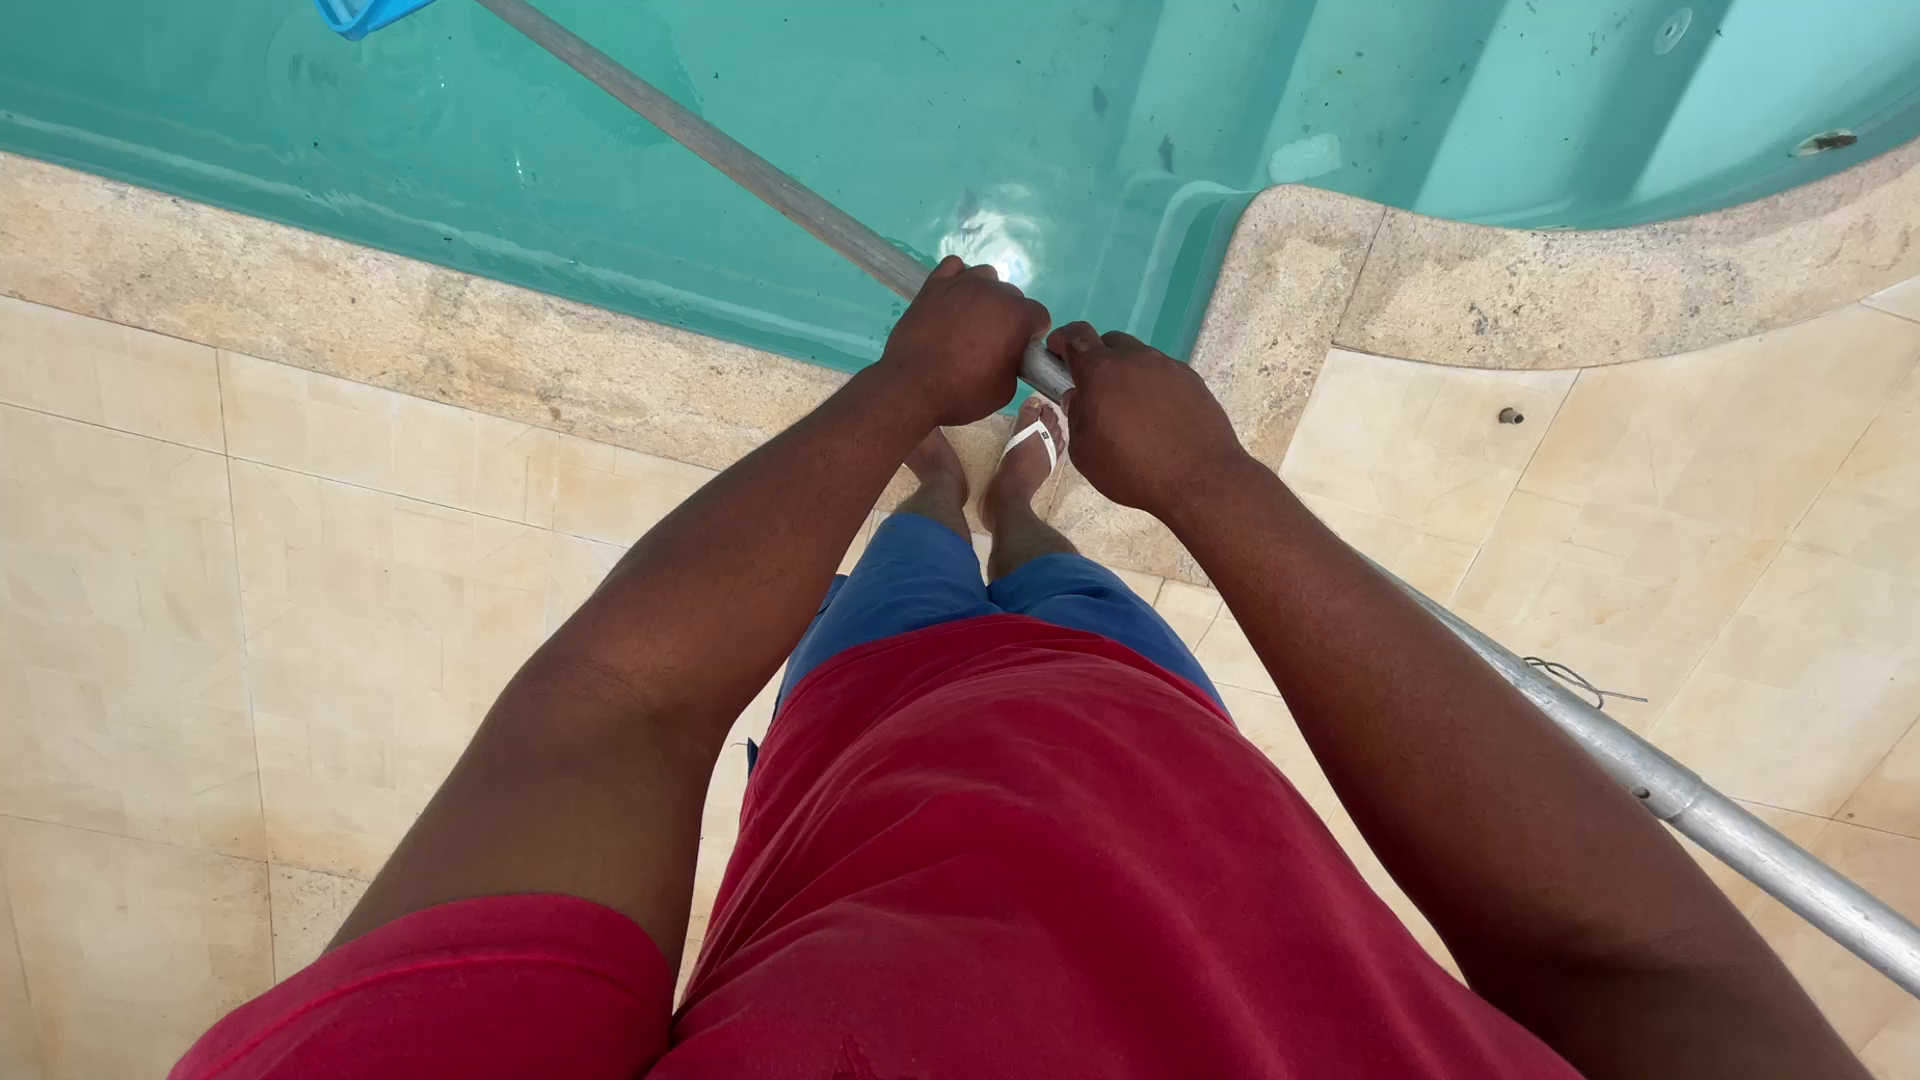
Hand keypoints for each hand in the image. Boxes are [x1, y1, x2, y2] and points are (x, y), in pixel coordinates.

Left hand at [877, 256, 1050, 425]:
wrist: (912, 388)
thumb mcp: (1005, 390)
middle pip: (1012, 296)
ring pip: (985, 277)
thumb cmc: (962, 393)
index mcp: (1017, 316)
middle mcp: (993, 292)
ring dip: (985, 295)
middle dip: (1007, 318)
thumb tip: (1009, 354)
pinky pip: (954, 267)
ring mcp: (961, 284)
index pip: (1039, 316)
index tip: (1017, 351)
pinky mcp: (934, 285)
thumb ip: (1015, 364)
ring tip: (970, 320)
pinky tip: (953, 299)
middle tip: (990, 344)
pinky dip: (958, 279)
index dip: (1031, 336)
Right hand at [1050, 322, 1255, 521]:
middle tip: (1095, 390)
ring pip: (1139, 358)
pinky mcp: (1192, 380)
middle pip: (1110, 342)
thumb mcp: (1084, 452)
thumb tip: (1079, 397)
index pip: (1076, 335)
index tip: (1057, 354)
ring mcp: (1168, 366)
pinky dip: (1153, 387)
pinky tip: (1157, 418)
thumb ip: (1076, 417)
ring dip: (1127, 374)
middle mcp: (1135, 359)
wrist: (1198, 478)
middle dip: (1096, 358)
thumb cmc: (1131, 468)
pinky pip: (1163, 374)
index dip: (1062, 340)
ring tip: (1129, 411)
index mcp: (1101, 371)